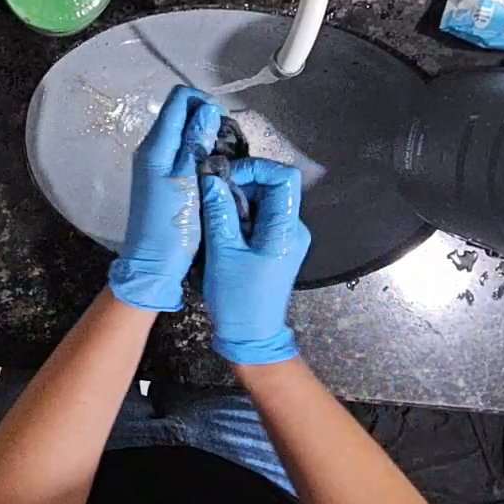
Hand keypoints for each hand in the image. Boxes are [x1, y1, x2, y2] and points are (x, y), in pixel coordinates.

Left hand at [108, 85, 222, 311]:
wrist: (153, 264)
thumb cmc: (172, 225)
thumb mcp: (188, 180)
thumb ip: (195, 142)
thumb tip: (207, 109)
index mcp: (156, 145)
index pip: (178, 99)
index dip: (204, 102)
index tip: (223, 123)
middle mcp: (152, 149)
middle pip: (181, 113)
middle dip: (207, 119)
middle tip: (228, 143)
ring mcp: (156, 163)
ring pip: (183, 133)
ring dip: (205, 137)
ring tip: (225, 157)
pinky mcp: (162, 178)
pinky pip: (182, 152)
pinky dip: (199, 153)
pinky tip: (214, 170)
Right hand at [201, 158, 311, 363]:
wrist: (251, 335)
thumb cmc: (238, 297)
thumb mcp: (222, 252)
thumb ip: (218, 211)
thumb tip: (211, 178)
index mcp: (285, 229)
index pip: (284, 177)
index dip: (256, 168)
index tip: (226, 177)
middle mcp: (292, 229)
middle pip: (273, 186)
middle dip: (241, 182)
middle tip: (212, 192)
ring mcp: (286, 237)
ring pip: (263, 199)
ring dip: (237, 198)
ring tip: (213, 209)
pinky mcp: (275, 245)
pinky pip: (259, 216)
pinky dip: (239, 213)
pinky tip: (220, 224)